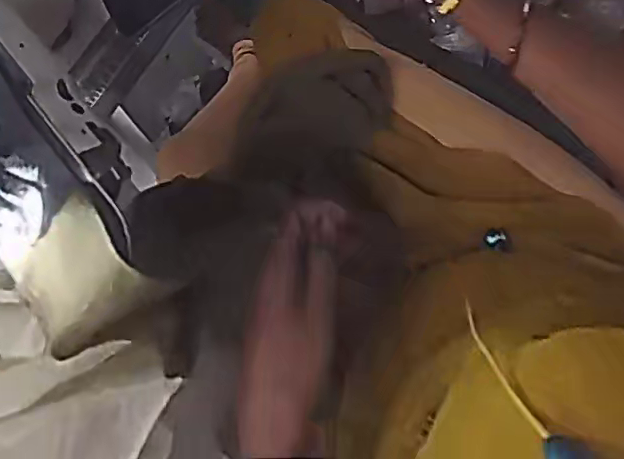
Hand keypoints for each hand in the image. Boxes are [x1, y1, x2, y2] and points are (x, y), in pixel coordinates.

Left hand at [237, 203, 344, 457]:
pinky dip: (314, 265)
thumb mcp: (316, 311)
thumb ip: (320, 264)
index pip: (292, 218)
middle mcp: (267, 274)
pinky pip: (294, 272)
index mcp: (275, 268)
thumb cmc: (296, 364)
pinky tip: (332, 275)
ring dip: (321, 245)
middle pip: (293, 234)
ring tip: (351, 248)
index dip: (319, 209)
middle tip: (355, 230)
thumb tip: (324, 221)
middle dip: (323, 226)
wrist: (270, 415)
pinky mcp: (274, 311)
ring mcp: (268, 292)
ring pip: (294, 253)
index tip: (346, 215)